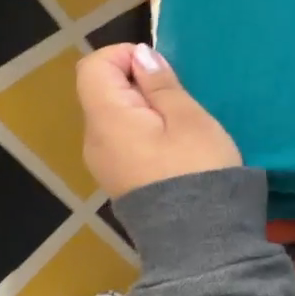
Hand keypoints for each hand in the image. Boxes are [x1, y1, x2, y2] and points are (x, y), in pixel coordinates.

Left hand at [76, 43, 240, 197]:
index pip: (94, 67)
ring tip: (181, 129)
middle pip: (103, 94)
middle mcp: (94, 140)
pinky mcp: (119, 184)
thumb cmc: (198, 170)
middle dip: (137, 86)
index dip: (125, 57)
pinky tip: (173, 153)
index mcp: (107, 118)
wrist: (200, 238)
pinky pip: (123, 145)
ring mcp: (104, 165)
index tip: (162, 70)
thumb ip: (162, 86)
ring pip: (115, 121)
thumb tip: (140, 57)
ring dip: (143, 114)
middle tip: (180, 102)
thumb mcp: (190, 120)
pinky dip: (143, 137)